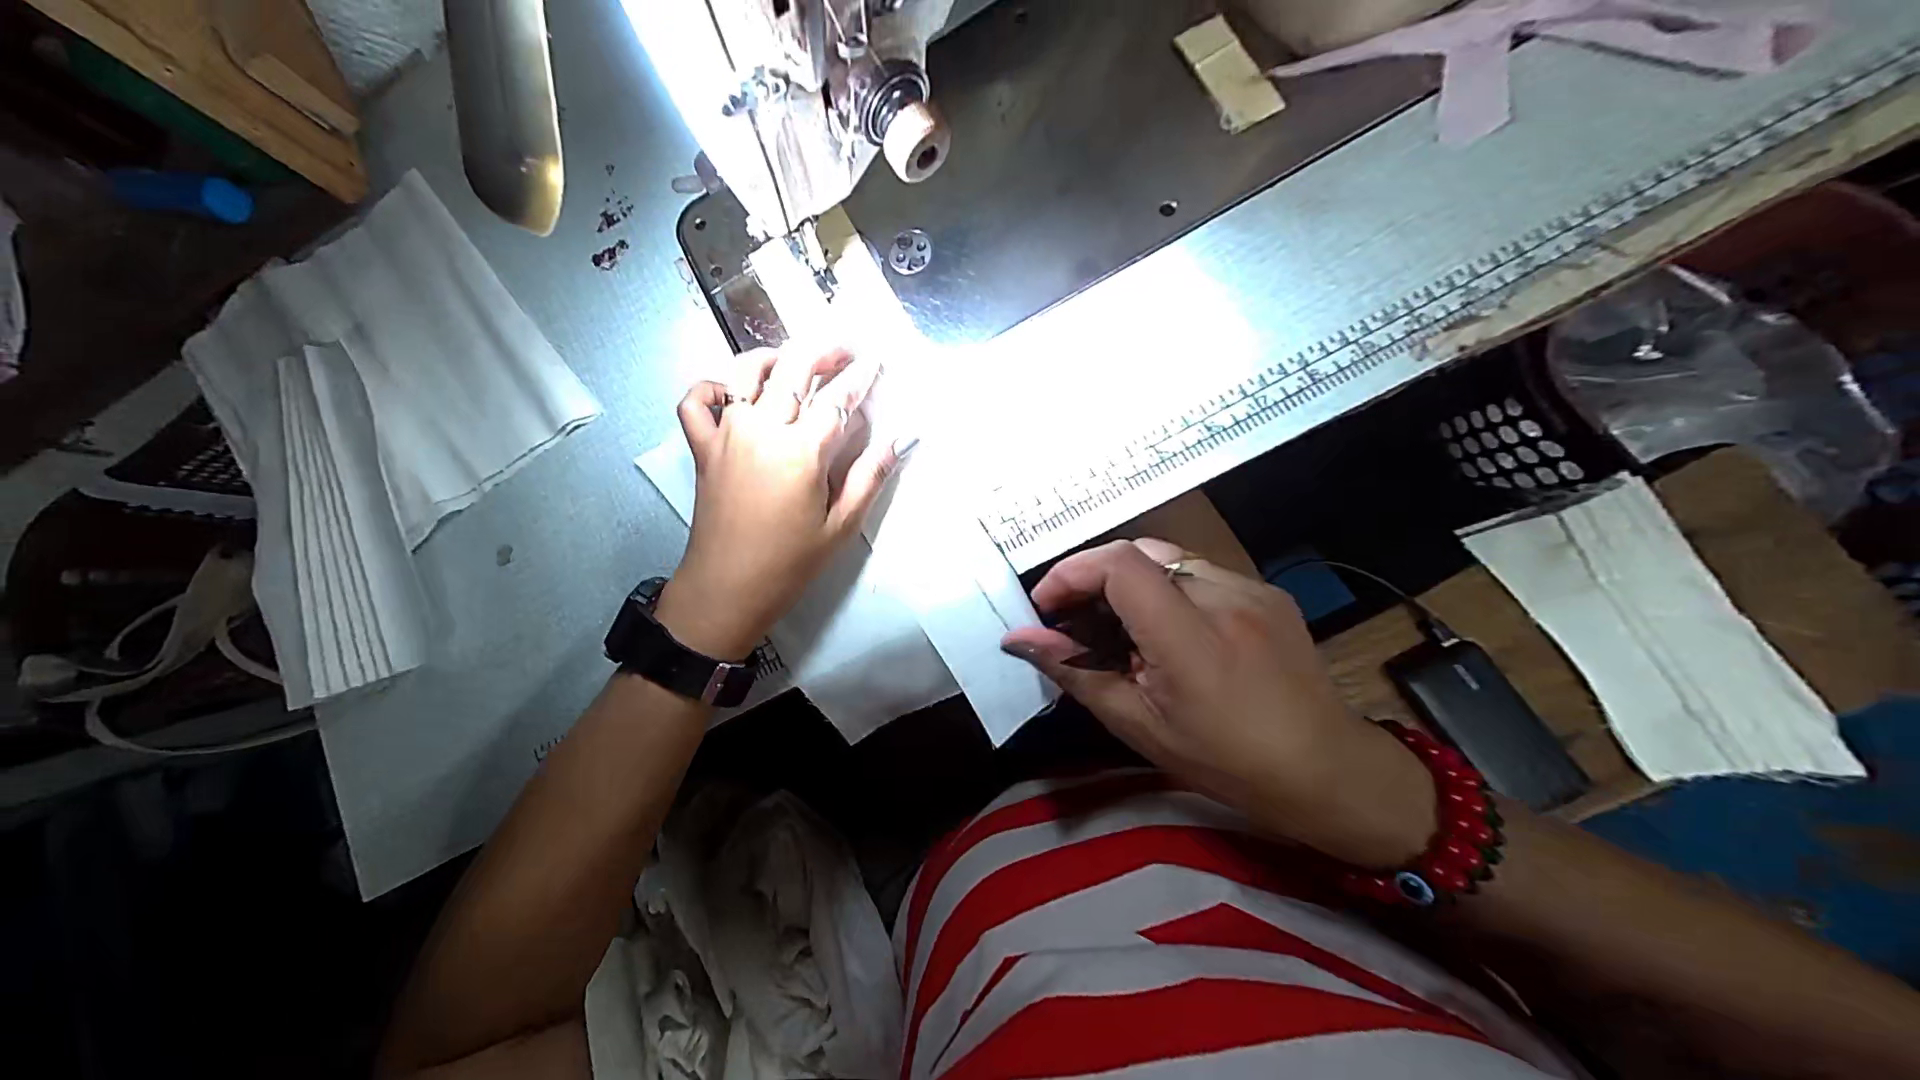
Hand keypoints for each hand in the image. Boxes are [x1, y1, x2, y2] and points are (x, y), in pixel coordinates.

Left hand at [657, 343, 908, 659]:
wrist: (726, 589)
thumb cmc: (789, 563)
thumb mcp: (840, 526)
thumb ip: (871, 476)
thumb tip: (902, 438)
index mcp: (800, 451)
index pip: (838, 399)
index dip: (861, 377)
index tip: (877, 360)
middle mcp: (761, 429)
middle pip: (793, 368)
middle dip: (823, 352)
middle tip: (844, 351)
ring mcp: (726, 434)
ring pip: (744, 372)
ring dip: (773, 357)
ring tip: (793, 362)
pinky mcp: (702, 447)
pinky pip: (696, 401)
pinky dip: (711, 387)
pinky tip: (732, 393)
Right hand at [1001, 538, 1435, 868]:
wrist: (1328, 769)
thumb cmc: (1227, 762)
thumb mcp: (1140, 726)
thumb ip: (1077, 672)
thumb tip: (1021, 639)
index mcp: (1192, 638)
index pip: (1121, 565)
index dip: (1072, 573)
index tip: (1047, 607)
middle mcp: (1225, 597)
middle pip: (1139, 552)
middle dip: (1093, 576)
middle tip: (1075, 620)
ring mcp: (1253, 588)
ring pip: (1168, 558)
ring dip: (1129, 581)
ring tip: (1120, 627)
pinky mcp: (1267, 590)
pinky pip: (1200, 572)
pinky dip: (1167, 589)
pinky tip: (1169, 630)